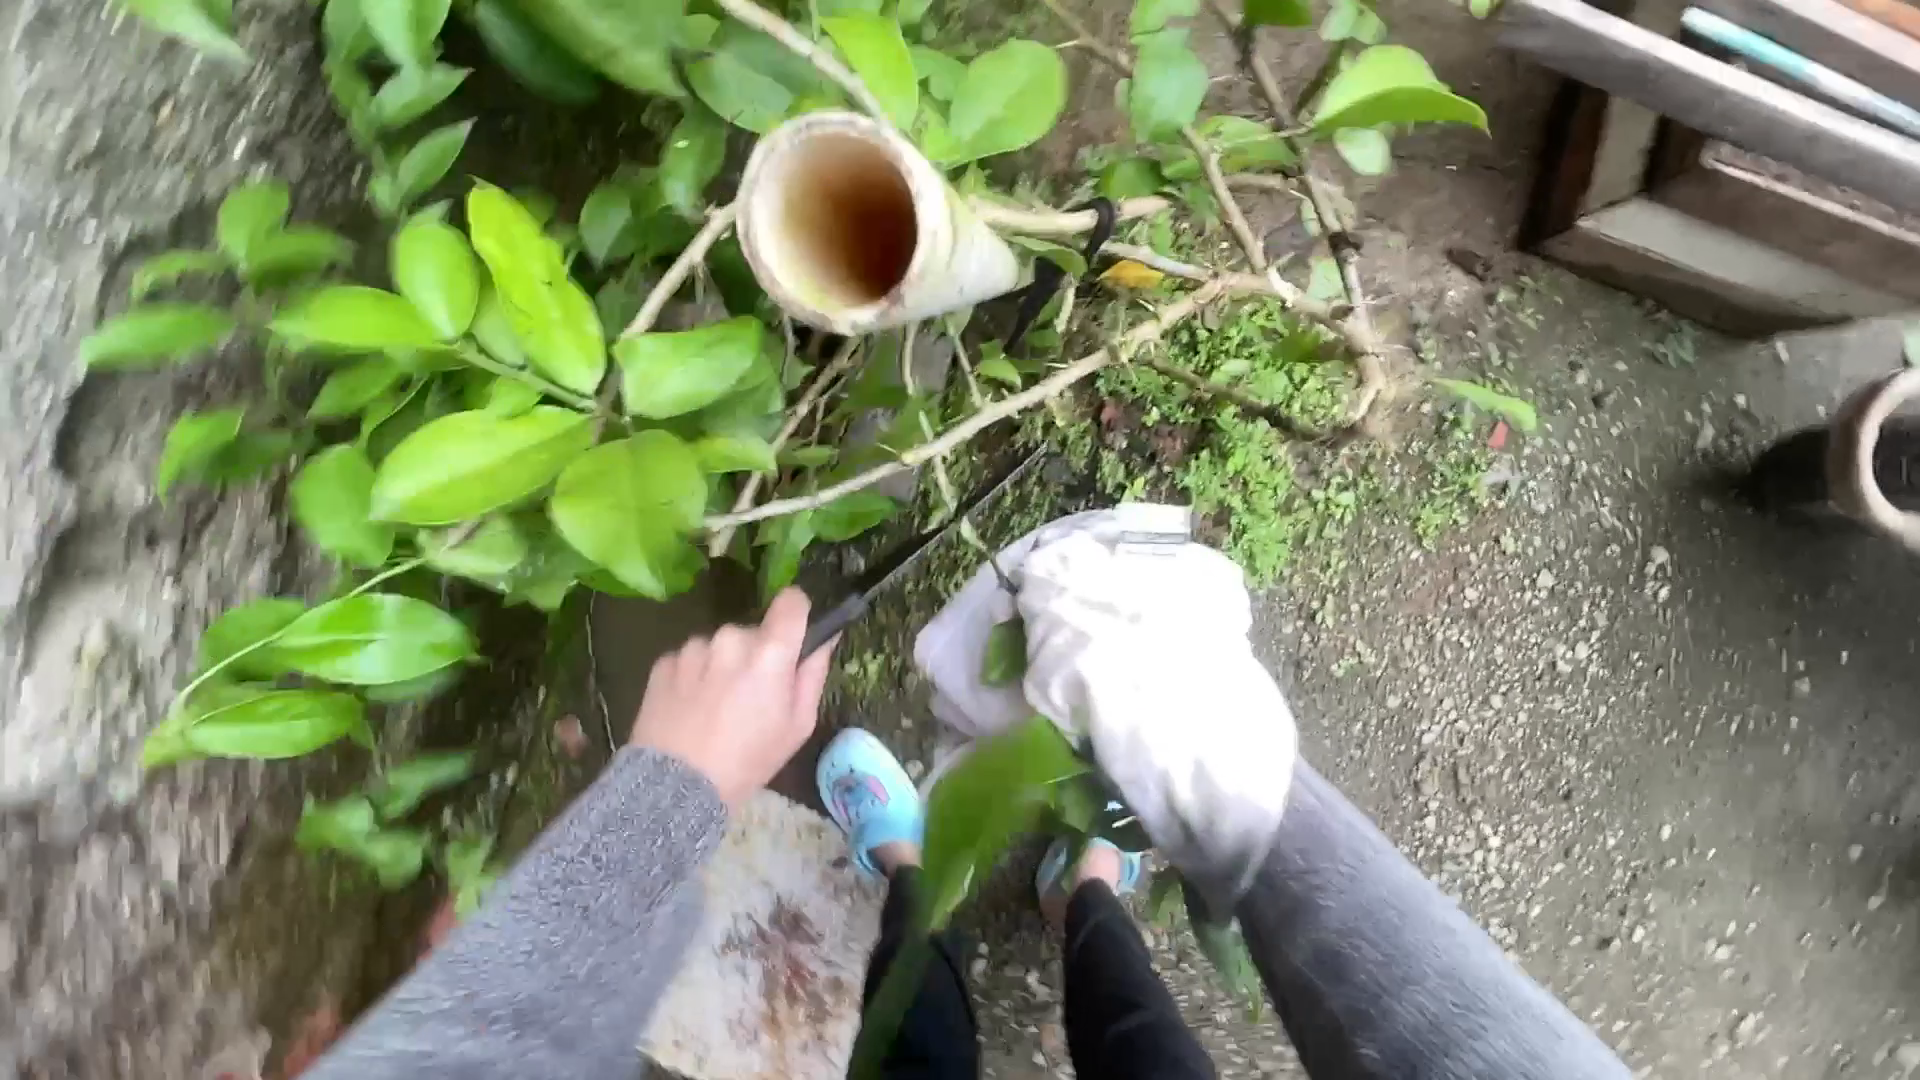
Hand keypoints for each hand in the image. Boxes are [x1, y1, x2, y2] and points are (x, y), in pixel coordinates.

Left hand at [629, 588, 834, 806]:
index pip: (792, 601)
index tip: (793, 636)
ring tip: (715, 708)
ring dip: (723, 665)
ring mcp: (694, 648)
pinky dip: (695, 676)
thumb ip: (813, 674)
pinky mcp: (664, 662)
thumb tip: (824, 640)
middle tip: (751, 697)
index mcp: (770, 652)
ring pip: (720, 646)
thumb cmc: (749, 760)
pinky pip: (691, 659)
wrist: (676, 787)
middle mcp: (731, 638)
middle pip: (754, 632)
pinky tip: (691, 710)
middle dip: (757, 655)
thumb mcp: (798, 725)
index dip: (796, 615)